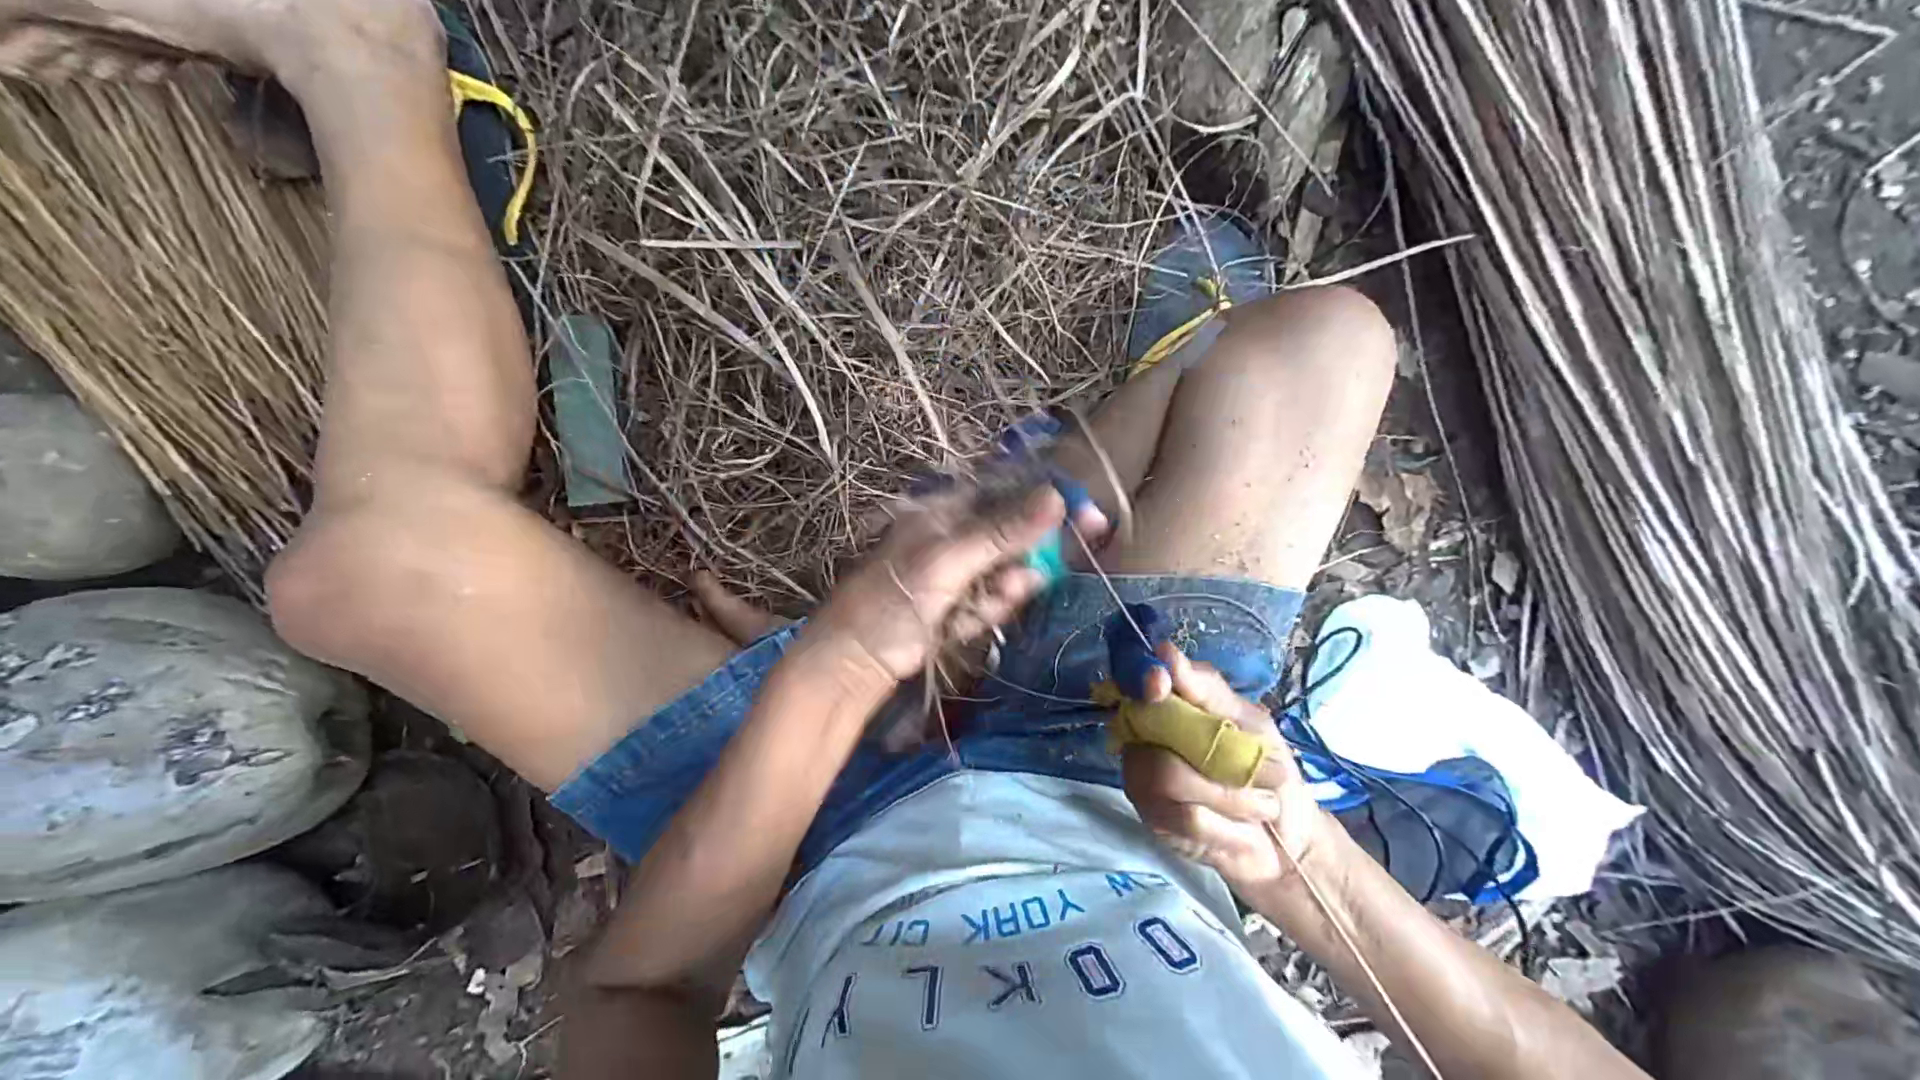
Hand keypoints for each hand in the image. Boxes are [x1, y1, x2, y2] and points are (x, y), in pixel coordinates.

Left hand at [806, 483, 1082, 682]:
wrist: (854, 662)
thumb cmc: (892, 600)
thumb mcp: (948, 561)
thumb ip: (1003, 532)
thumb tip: (1057, 497)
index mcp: (948, 511)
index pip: (1011, 494)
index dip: (1049, 504)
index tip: (1089, 518)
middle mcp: (958, 536)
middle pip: (1017, 537)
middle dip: (1025, 561)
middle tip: (1017, 585)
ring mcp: (961, 573)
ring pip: (1011, 574)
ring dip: (1004, 592)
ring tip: (978, 609)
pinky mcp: (962, 606)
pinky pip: (994, 602)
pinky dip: (987, 614)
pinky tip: (964, 625)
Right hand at [1121, 643, 1336, 896]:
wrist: (1289, 842)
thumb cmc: (1271, 772)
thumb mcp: (1252, 723)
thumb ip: (1207, 689)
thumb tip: (1164, 652)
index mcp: (1166, 705)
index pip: (1136, 683)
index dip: (1141, 679)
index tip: (1159, 682)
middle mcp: (1143, 737)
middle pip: (1152, 729)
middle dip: (1218, 753)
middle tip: (1268, 773)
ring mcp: (1142, 778)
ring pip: (1169, 775)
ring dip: (1230, 795)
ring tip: (1258, 804)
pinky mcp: (1154, 819)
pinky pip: (1186, 816)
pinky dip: (1227, 823)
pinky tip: (1240, 827)